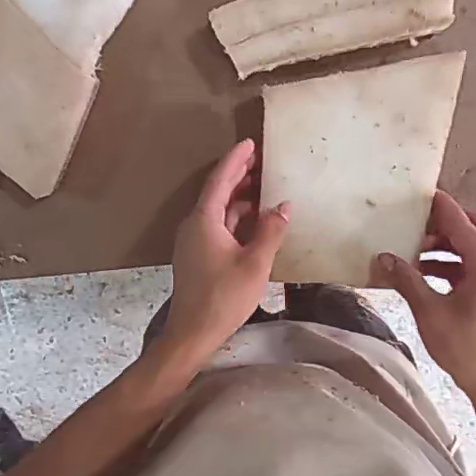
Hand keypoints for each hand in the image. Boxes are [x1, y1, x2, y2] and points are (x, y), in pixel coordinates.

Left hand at [161, 139, 290, 362]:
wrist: (193, 332)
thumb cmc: (223, 297)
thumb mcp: (255, 263)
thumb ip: (270, 231)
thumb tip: (283, 206)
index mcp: (204, 221)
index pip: (220, 180)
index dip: (236, 160)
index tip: (251, 142)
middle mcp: (193, 226)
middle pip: (217, 193)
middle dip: (239, 175)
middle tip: (263, 160)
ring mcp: (192, 242)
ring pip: (217, 211)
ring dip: (239, 198)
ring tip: (264, 186)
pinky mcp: (196, 257)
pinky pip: (216, 227)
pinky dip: (235, 218)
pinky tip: (255, 221)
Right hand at [372, 191, 475, 410]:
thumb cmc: (465, 347)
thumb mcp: (429, 311)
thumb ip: (406, 280)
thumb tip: (384, 258)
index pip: (461, 223)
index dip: (441, 206)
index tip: (423, 192)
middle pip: (474, 229)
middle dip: (445, 223)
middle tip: (417, 223)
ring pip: (474, 248)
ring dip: (447, 245)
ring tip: (415, 252)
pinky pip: (474, 266)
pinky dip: (452, 263)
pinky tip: (427, 274)